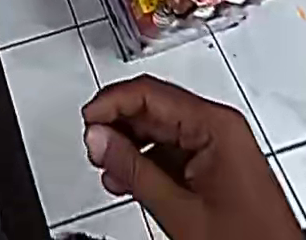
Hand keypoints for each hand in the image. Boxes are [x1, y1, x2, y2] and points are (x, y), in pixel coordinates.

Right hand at [82, 75, 300, 239]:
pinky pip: (173, 149)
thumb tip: (99, 137)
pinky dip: (147, 162)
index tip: (88, 119)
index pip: (151, 93)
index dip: (113, 102)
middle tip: (92, 144)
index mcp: (215, 124)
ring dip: (130, 145)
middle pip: (155, 106)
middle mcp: (218, 125)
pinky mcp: (216, 162)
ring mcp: (218, 143)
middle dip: (119, 124)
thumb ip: (135, 171)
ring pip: (161, 128)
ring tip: (106, 165)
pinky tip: (128, 178)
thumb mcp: (180, 211)